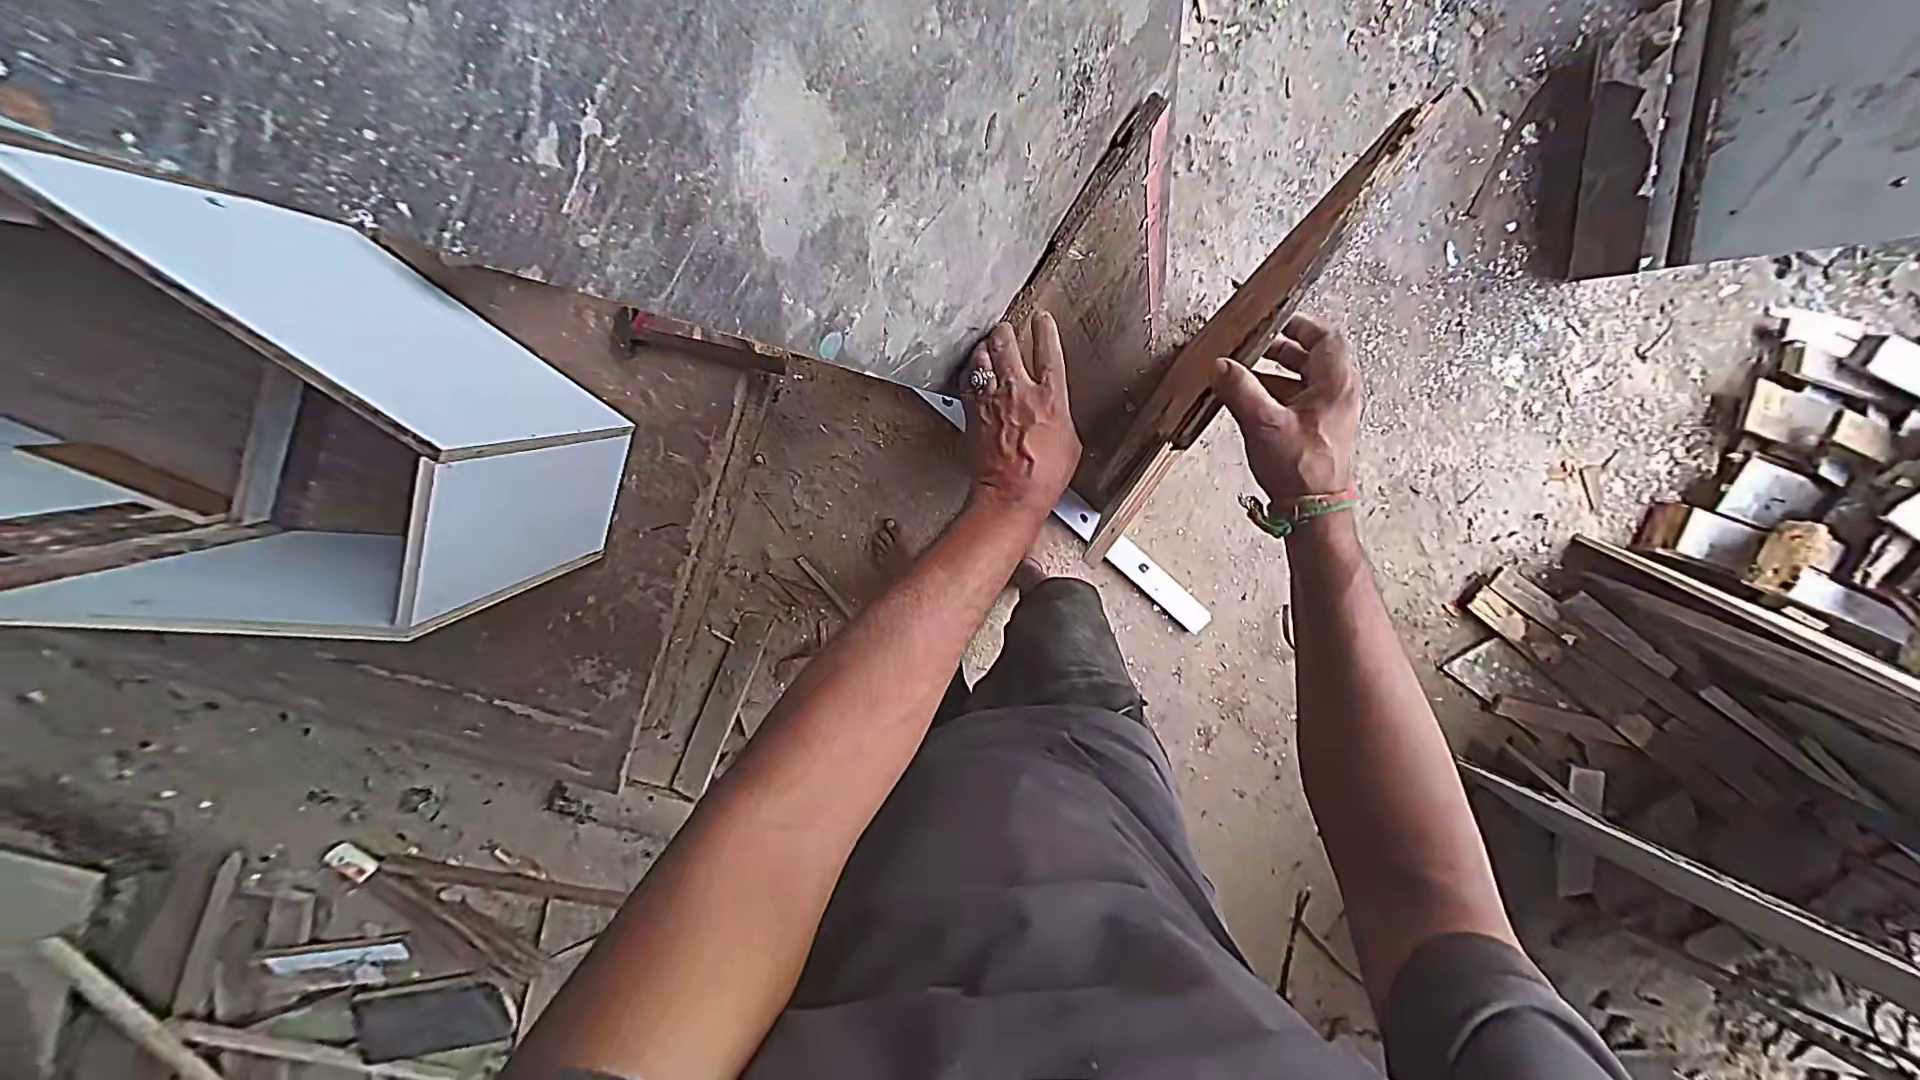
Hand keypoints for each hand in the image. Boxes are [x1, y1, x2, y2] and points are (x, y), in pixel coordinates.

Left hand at [963, 312, 1081, 518]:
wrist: (1010, 495)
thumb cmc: (1042, 477)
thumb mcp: (1070, 443)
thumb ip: (1060, 416)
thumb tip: (1055, 411)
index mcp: (1050, 397)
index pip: (1048, 350)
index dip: (1045, 330)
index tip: (1042, 321)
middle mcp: (1018, 392)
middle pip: (1006, 344)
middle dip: (1005, 332)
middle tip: (1005, 329)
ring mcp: (991, 400)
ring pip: (981, 358)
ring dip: (984, 350)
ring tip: (986, 347)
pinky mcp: (972, 413)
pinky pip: (967, 383)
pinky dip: (970, 374)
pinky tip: (973, 375)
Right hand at [1212, 313, 1359, 500]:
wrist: (1312, 508)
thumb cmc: (1300, 469)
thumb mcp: (1263, 423)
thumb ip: (1240, 390)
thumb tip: (1221, 366)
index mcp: (1335, 384)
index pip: (1326, 338)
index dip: (1299, 327)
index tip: (1274, 323)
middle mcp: (1338, 395)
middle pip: (1314, 357)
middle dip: (1281, 350)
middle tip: (1253, 348)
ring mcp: (1329, 414)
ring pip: (1304, 380)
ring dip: (1275, 374)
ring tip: (1244, 377)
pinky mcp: (1317, 430)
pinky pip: (1298, 401)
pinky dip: (1276, 395)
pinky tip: (1251, 404)